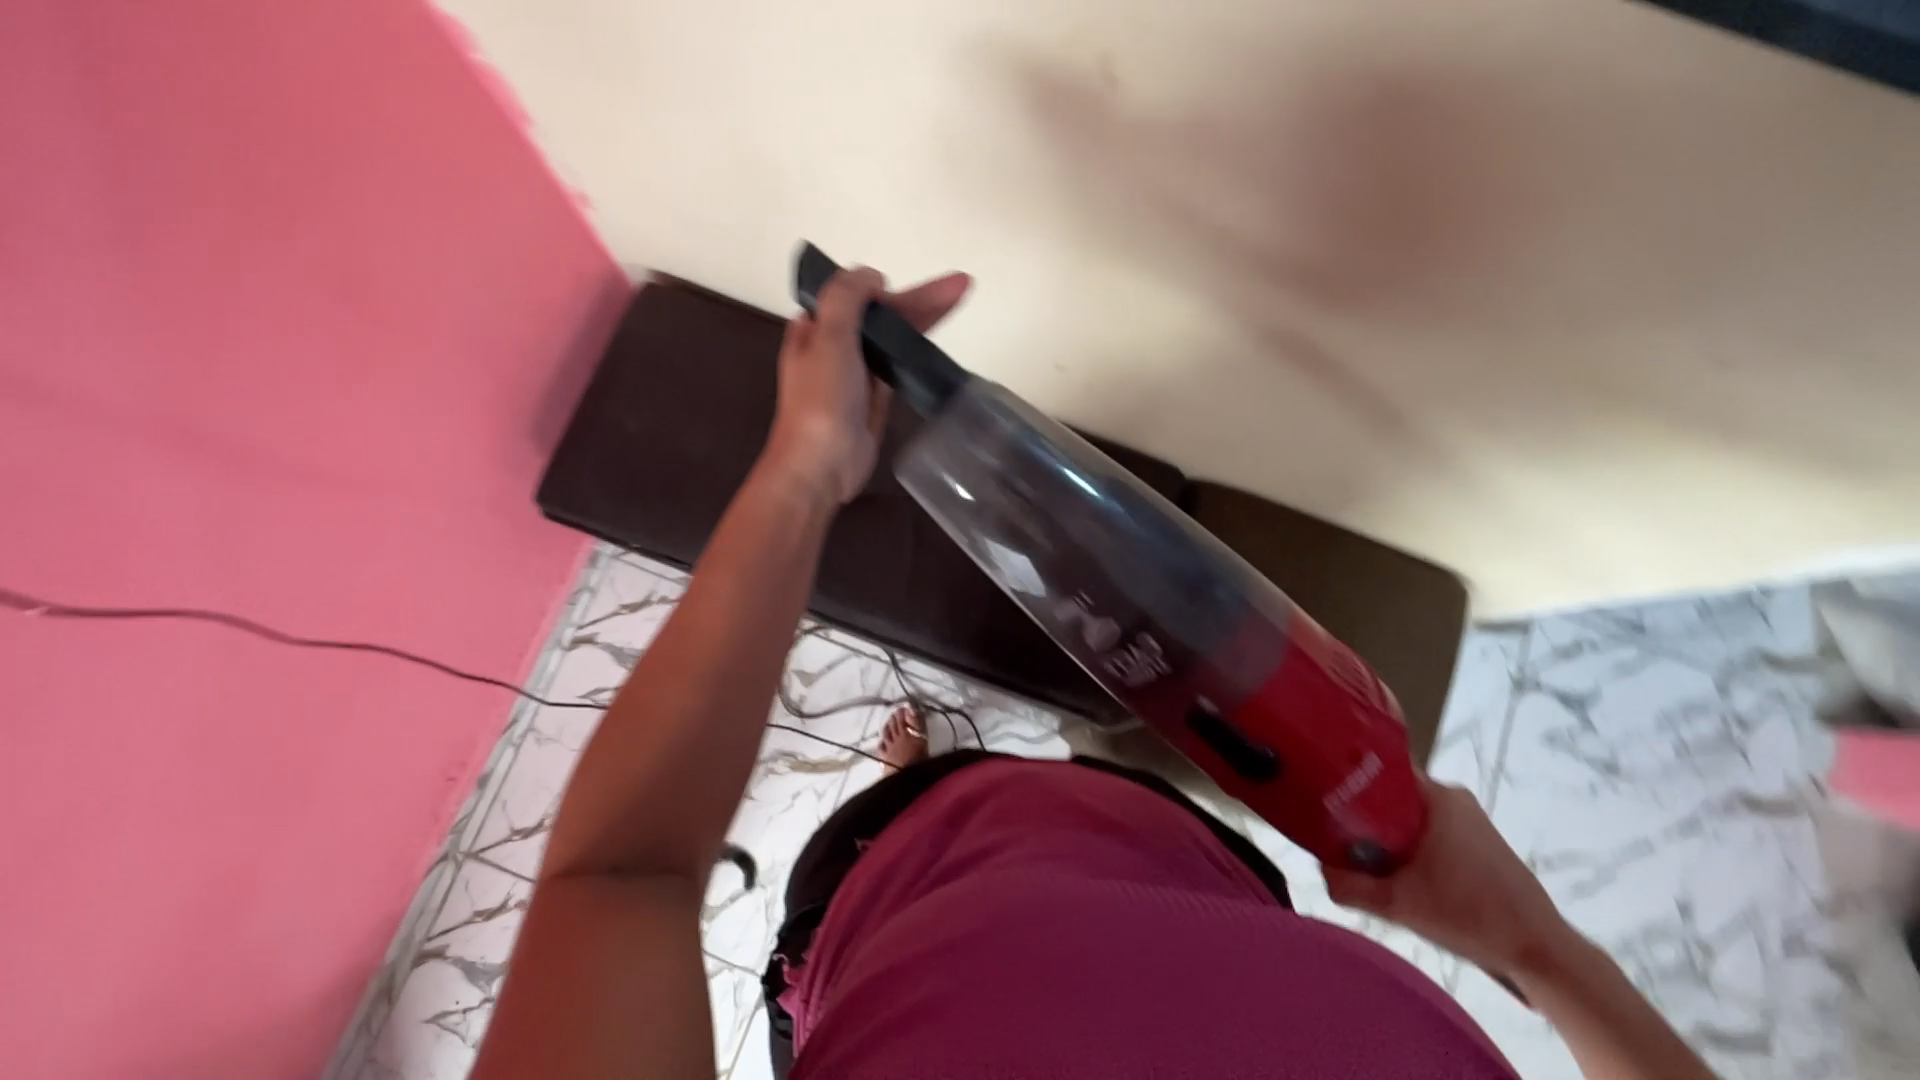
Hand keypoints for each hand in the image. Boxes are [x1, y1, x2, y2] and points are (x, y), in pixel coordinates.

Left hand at [762, 265, 970, 504]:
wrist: (821, 464)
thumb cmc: (821, 400)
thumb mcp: (828, 337)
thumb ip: (846, 298)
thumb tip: (873, 277)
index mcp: (815, 327)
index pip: (853, 294)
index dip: (884, 286)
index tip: (914, 287)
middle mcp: (834, 345)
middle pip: (881, 314)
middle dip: (919, 298)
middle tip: (960, 284)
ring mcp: (856, 372)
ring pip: (893, 337)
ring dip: (923, 319)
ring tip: (959, 298)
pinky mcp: (874, 397)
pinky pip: (898, 364)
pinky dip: (917, 350)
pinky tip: (937, 342)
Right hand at [1323, 776, 1575, 976]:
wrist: (1539, 950)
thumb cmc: (1469, 915)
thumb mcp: (1397, 904)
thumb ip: (1348, 885)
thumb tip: (1318, 868)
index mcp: (1436, 796)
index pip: (1376, 770)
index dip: (1345, 782)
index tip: (1320, 799)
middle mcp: (1452, 797)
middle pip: (1390, 794)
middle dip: (1362, 814)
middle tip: (1334, 835)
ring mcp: (1468, 817)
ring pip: (1408, 814)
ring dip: (1385, 834)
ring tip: (1360, 857)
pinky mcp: (1478, 839)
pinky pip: (1428, 829)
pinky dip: (1408, 844)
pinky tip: (1396, 871)